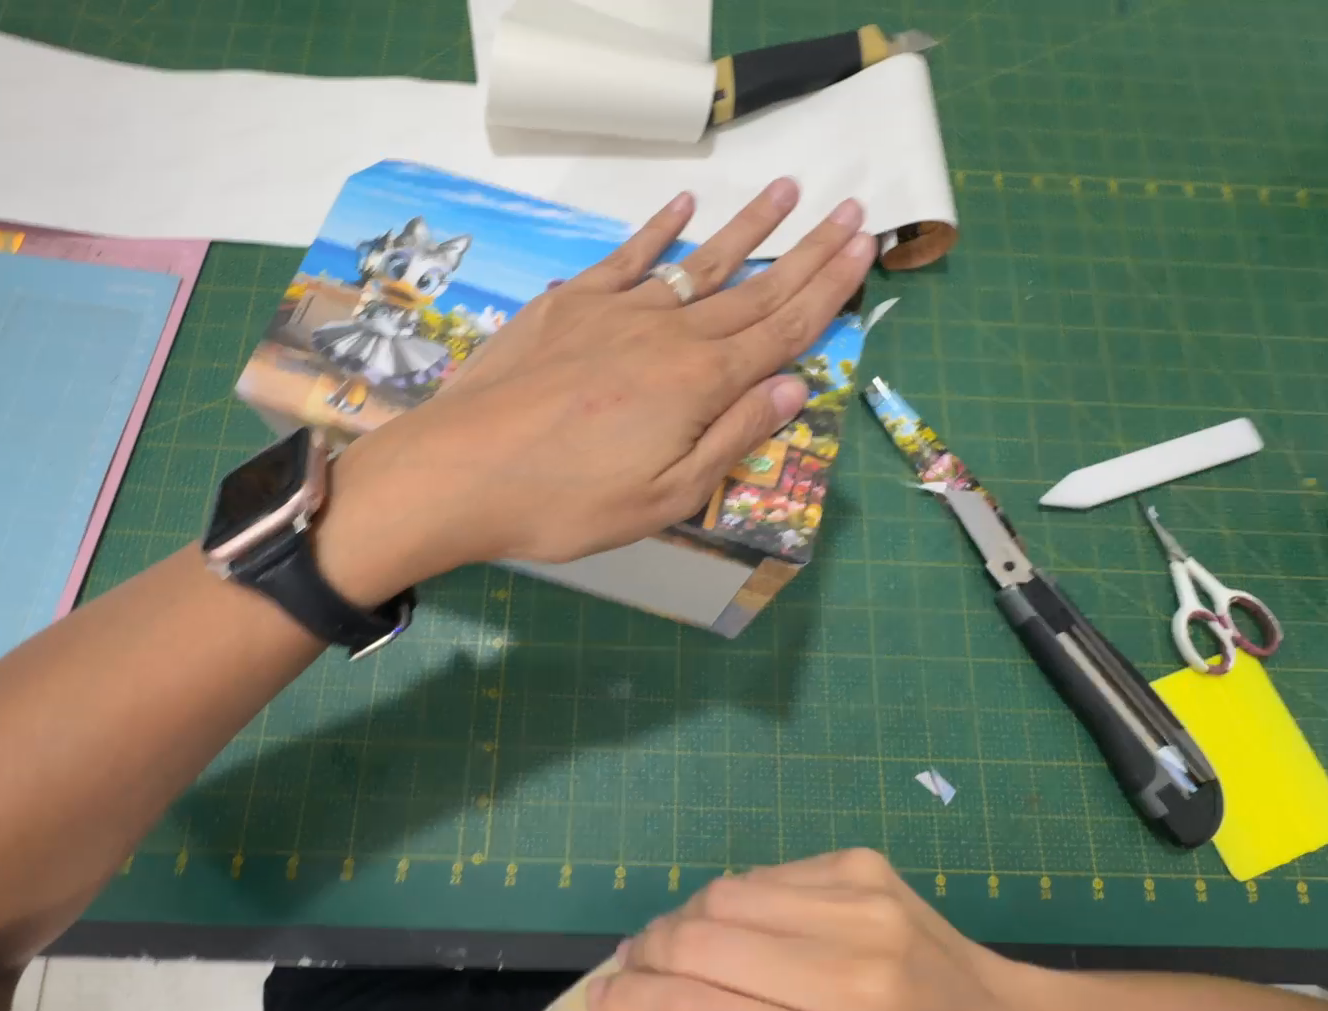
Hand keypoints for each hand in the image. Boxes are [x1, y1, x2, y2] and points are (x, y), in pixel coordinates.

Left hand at [312, 178, 874, 605]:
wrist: (462, 472)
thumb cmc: (569, 502)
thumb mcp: (666, 496)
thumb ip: (732, 437)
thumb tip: (793, 387)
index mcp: (699, 384)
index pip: (782, 331)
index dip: (828, 291)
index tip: (865, 248)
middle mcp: (668, 335)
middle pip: (753, 289)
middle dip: (808, 252)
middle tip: (851, 210)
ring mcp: (616, 312)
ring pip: (697, 263)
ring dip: (747, 228)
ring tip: (786, 190)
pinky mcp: (568, 305)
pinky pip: (625, 259)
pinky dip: (657, 230)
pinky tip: (682, 206)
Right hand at [587, 848, 1039, 1010]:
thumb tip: (651, 1004)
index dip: (635, 1010)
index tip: (602, 999)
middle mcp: (849, 968)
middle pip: (701, 945)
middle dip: (649, 957)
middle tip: (633, 968)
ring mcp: (857, 902)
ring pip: (722, 895)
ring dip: (685, 922)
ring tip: (681, 944)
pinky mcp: (858, 862)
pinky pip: (761, 874)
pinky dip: (735, 901)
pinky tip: (746, 925)